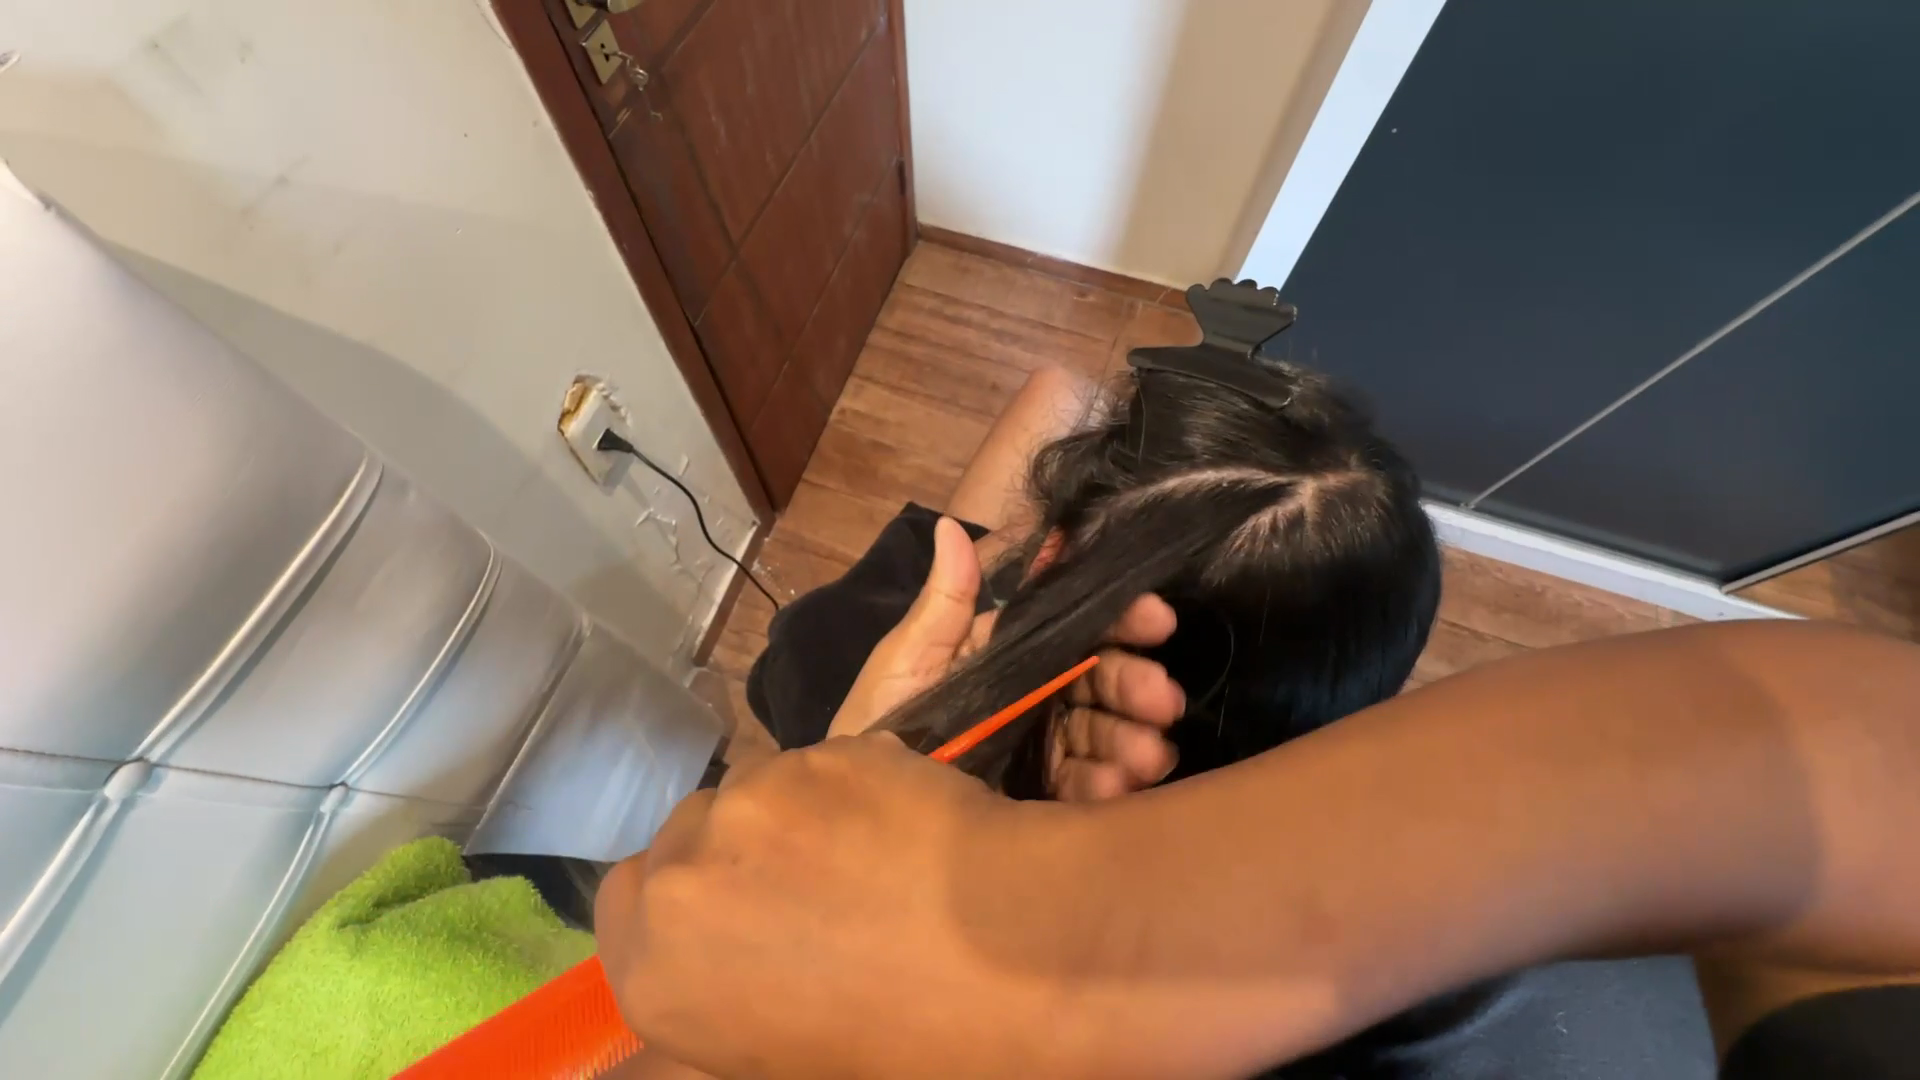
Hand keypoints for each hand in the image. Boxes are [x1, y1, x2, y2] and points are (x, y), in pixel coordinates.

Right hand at [595, 735, 1105, 1078]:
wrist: (993, 956)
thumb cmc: (889, 1034)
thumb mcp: (773, 1047)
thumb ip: (713, 991)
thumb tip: (714, 950)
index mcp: (656, 965)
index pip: (628, 895)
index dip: (685, 890)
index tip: (731, 896)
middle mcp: (684, 871)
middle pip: (693, 828)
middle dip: (739, 844)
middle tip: (807, 870)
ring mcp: (756, 796)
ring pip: (762, 785)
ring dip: (797, 807)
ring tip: (865, 847)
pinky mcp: (826, 744)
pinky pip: (825, 761)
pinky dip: (851, 782)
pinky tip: (900, 819)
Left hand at [828, 518, 1187, 799]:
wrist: (861, 810)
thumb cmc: (878, 721)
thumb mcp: (907, 659)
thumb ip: (942, 603)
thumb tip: (949, 526)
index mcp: (1006, 651)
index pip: (1070, 625)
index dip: (1115, 617)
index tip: (1154, 616)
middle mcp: (1034, 692)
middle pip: (1096, 679)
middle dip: (1134, 684)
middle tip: (1161, 696)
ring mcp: (1041, 743)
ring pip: (1100, 732)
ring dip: (1129, 739)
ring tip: (1148, 755)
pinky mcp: (1042, 796)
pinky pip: (1081, 788)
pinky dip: (1104, 787)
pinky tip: (1118, 789)